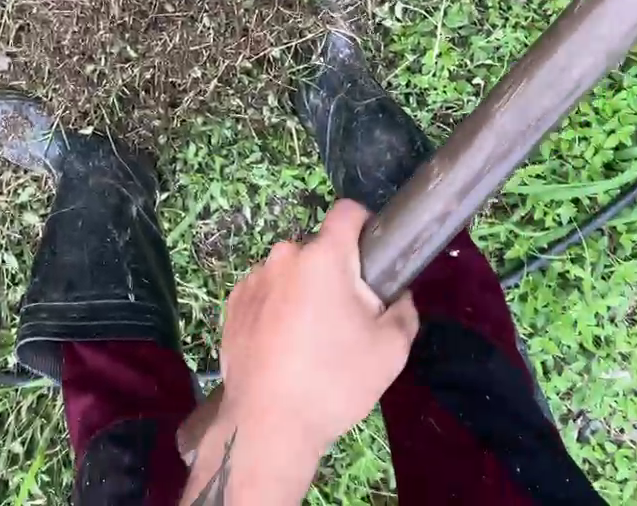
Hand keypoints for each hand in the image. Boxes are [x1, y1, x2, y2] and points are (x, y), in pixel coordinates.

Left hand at [217, 200, 419, 456]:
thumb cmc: (333, 381)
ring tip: (310, 342)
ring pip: (291, 273)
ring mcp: (254, 278)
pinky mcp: (233, 302)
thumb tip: (396, 295)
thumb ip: (402, 311)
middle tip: (344, 320)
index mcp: (323, 256)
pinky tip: (283, 348)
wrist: (268, 423)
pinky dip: (277, 309)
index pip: (348, 212)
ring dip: (303, 292)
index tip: (371, 259)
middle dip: (335, 275)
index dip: (365, 226)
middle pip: (319, 250)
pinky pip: (266, 292)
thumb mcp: (390, 351)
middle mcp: (284, 255)